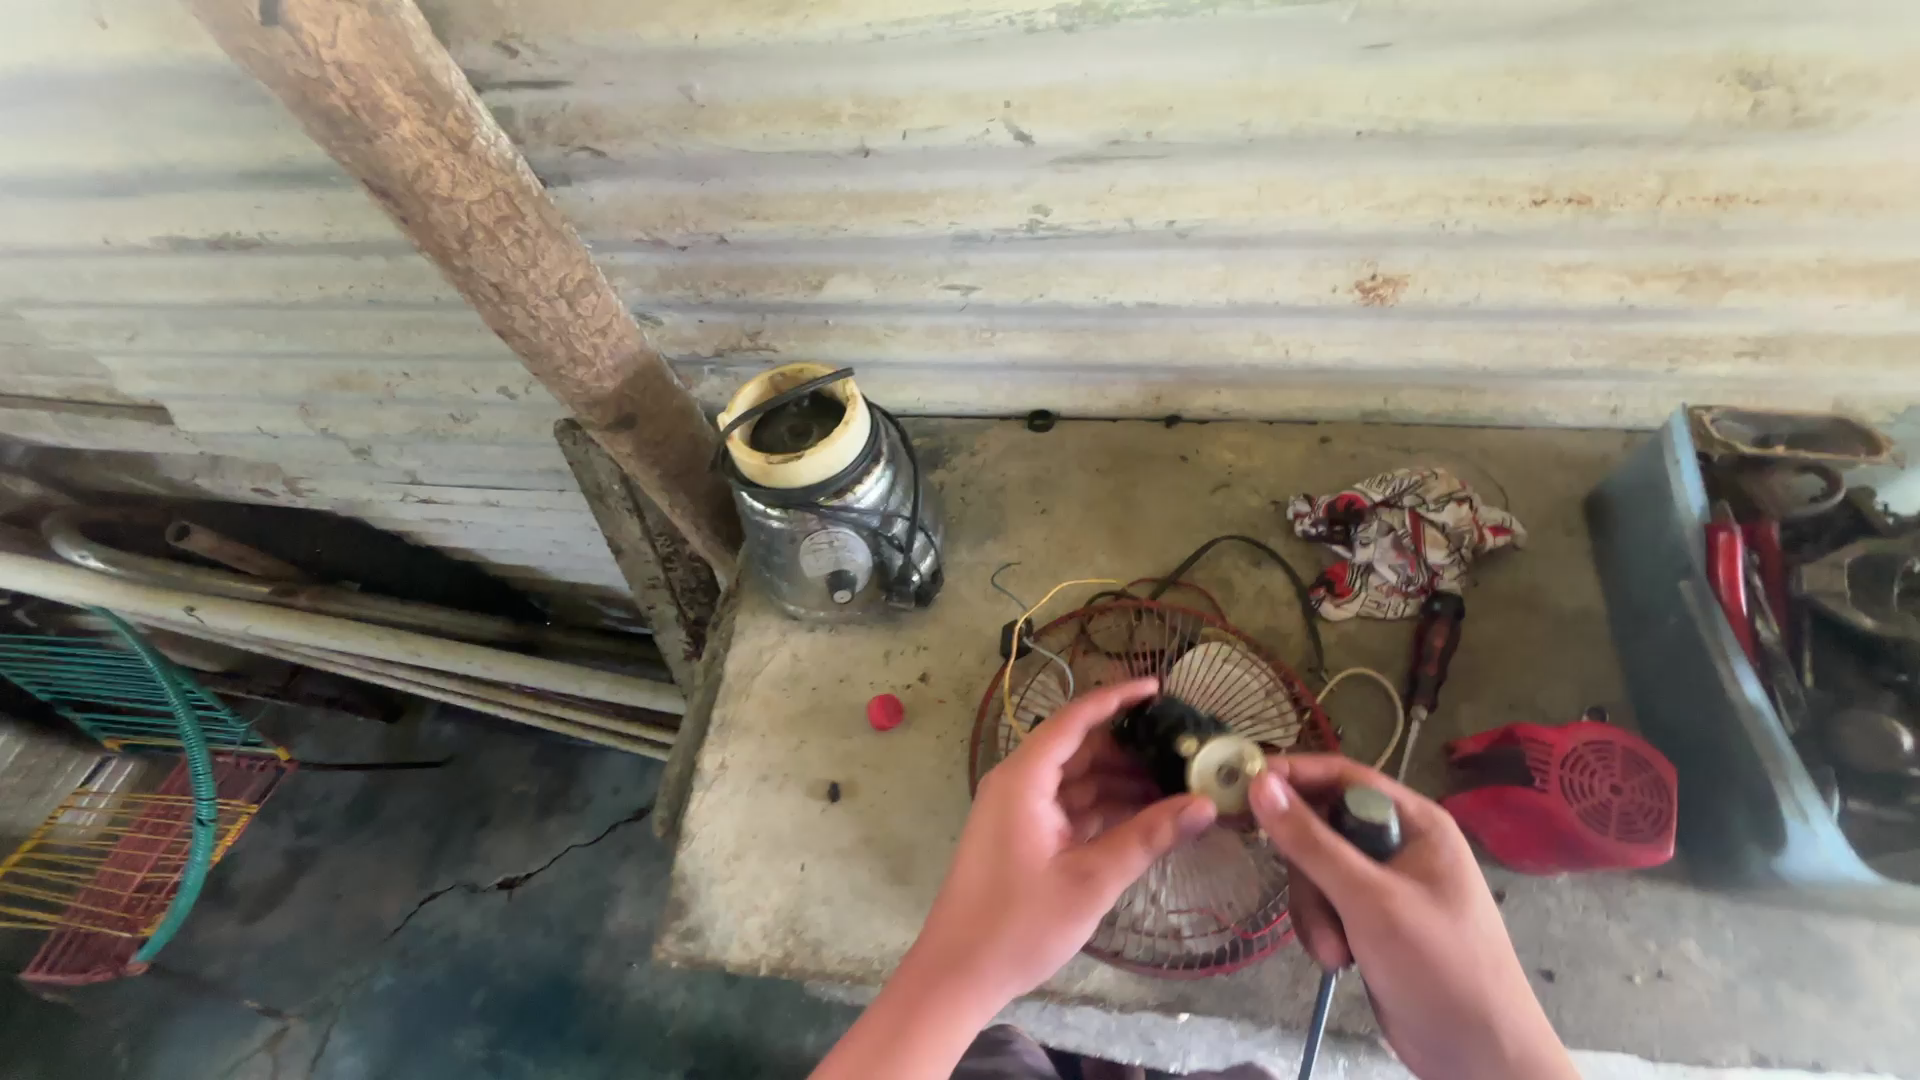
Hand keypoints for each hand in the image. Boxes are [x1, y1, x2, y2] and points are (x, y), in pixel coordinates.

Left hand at [910, 677, 1217, 1003]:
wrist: (958, 972)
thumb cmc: (1018, 922)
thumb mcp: (1090, 879)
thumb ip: (1147, 837)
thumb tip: (1203, 805)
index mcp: (1024, 777)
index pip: (1075, 719)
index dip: (1116, 699)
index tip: (1158, 688)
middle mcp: (1018, 782)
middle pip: (1078, 748)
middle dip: (1128, 748)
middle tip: (1182, 750)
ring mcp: (1019, 808)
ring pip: (1075, 779)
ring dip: (1119, 782)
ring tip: (1175, 785)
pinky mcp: (1023, 833)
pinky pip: (1068, 806)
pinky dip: (1102, 808)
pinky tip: (1144, 818)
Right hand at [1250, 754, 1576, 1079]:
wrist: (1482, 1064)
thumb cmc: (1440, 969)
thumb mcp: (1369, 900)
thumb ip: (1311, 841)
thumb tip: (1259, 782)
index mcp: (1415, 822)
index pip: (1341, 776)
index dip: (1292, 776)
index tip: (1245, 786)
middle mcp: (1398, 843)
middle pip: (1319, 825)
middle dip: (1307, 871)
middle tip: (1309, 902)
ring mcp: (1383, 882)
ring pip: (1314, 867)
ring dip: (1313, 909)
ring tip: (1335, 950)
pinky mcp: (1369, 917)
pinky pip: (1321, 900)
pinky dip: (1321, 928)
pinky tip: (1340, 959)